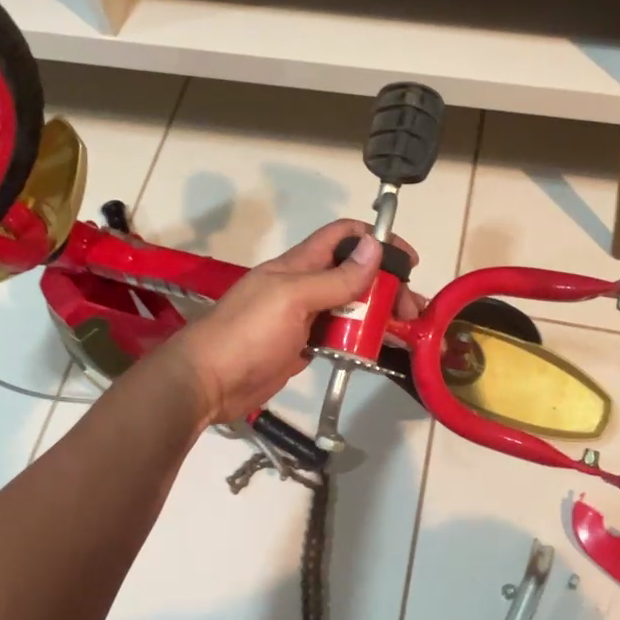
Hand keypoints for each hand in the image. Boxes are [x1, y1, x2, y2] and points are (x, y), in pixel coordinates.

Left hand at [159, 219, 422, 426]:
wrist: (207, 383)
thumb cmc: (247, 334)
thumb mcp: (293, 298)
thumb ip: (335, 278)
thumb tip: (375, 247)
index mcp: (299, 265)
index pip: (342, 236)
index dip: (376, 240)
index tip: (408, 261)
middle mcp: (304, 286)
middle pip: (355, 275)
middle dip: (387, 286)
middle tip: (412, 311)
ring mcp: (303, 319)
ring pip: (350, 309)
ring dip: (379, 315)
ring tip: (406, 332)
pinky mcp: (302, 347)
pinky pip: (339, 338)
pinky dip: (361, 340)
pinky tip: (380, 350)